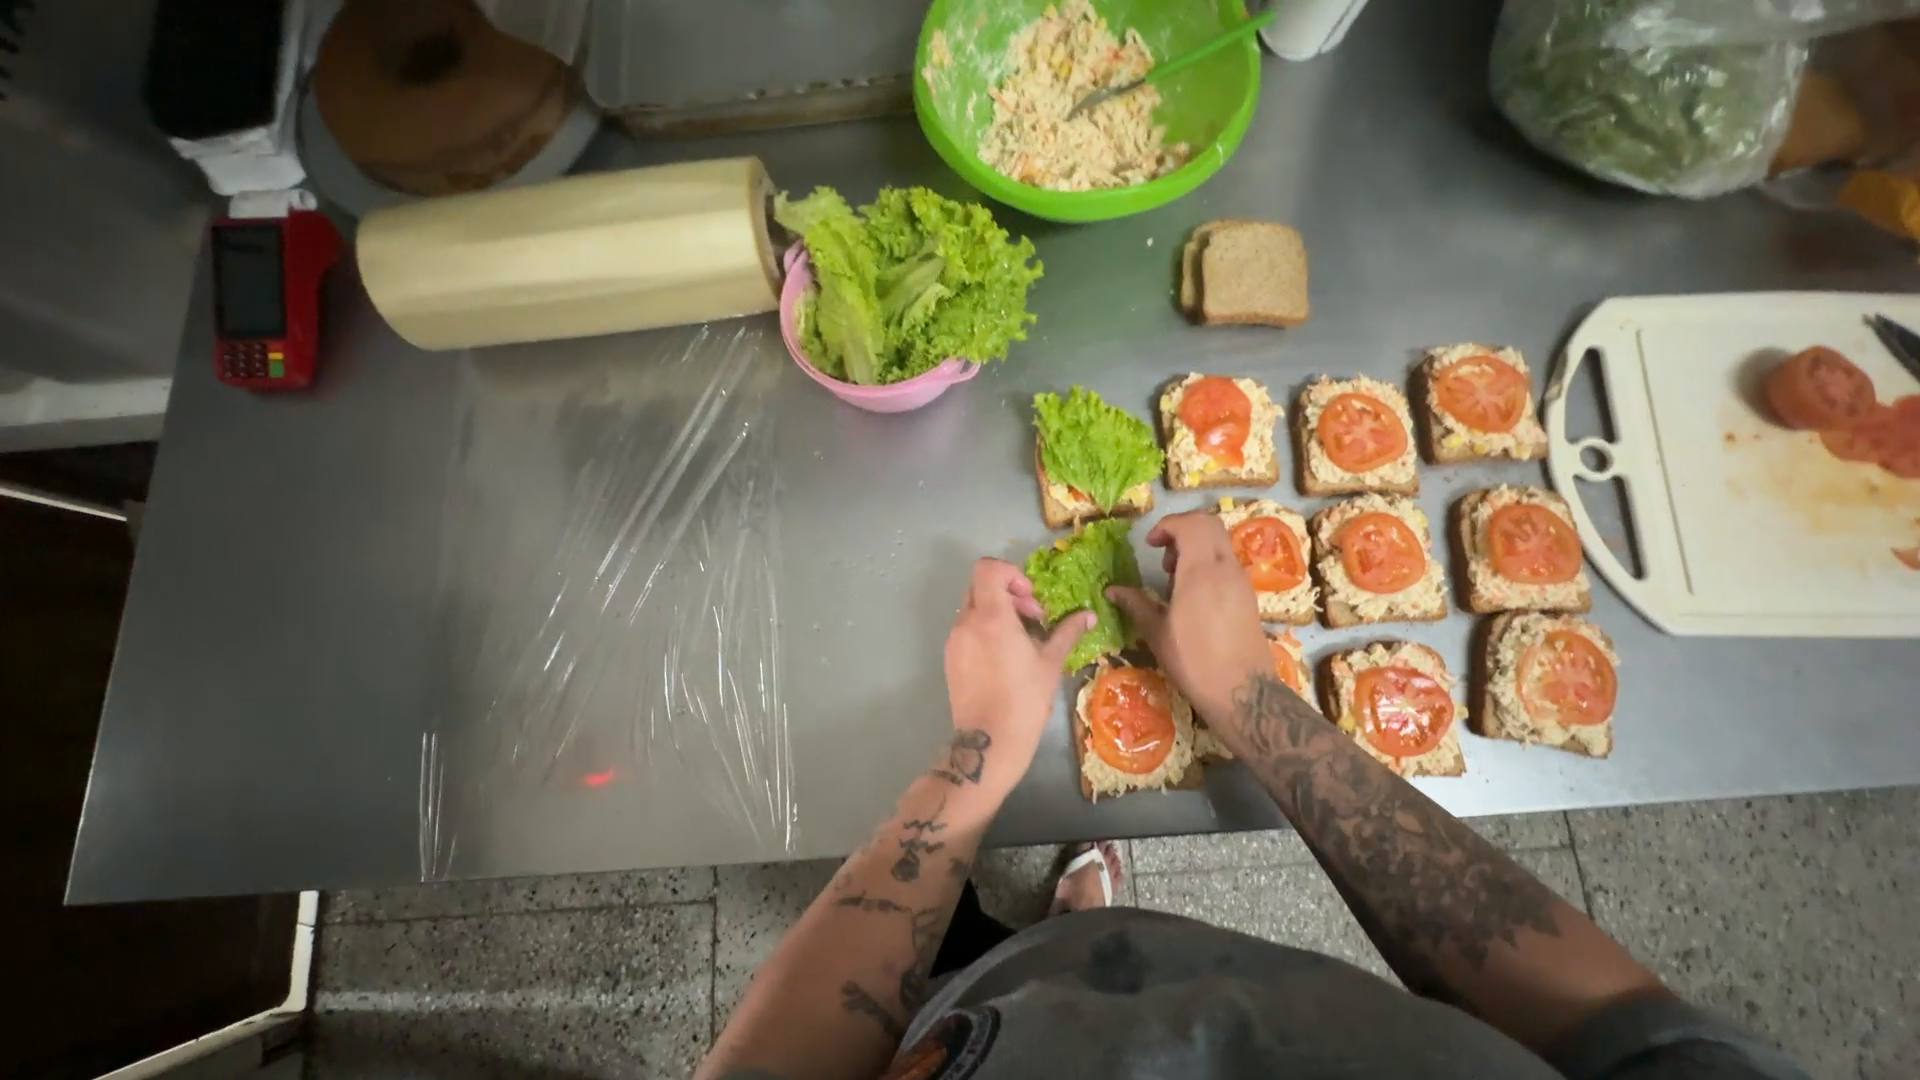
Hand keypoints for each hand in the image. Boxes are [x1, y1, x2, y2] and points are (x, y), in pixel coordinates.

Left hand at [942, 558, 1092, 794]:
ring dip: (997, 613)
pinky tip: (1004, 658)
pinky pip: (966, 630)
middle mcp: (966, 622)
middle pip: (980, 586)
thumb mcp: (1051, 663)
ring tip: (1021, 641)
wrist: (989, 742)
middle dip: (1008, 594)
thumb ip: (1067, 631)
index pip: (987, 568)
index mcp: (991, 617)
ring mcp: (954, 641)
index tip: (1030, 598)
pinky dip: (985, 631)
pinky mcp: (950, 659)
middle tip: (1032, 619)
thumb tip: (1089, 614)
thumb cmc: (1025, 700)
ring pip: (973, 608)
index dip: (1010, 573)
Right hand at [1106, 510, 1270, 721]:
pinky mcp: (1248, 595)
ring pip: (1220, 542)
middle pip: (1210, 524)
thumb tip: (1112, 590)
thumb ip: (1136, 604)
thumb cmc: (1194, 662)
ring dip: (1196, 546)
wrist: (1242, 692)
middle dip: (1183, 529)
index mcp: (1201, 572)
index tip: (1150, 545)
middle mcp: (1225, 568)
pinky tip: (1193, 595)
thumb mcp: (1157, 633)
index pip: (1190, 524)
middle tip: (1164, 556)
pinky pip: (1227, 562)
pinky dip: (1208, 563)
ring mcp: (1241, 581)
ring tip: (1175, 579)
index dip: (1167, 525)